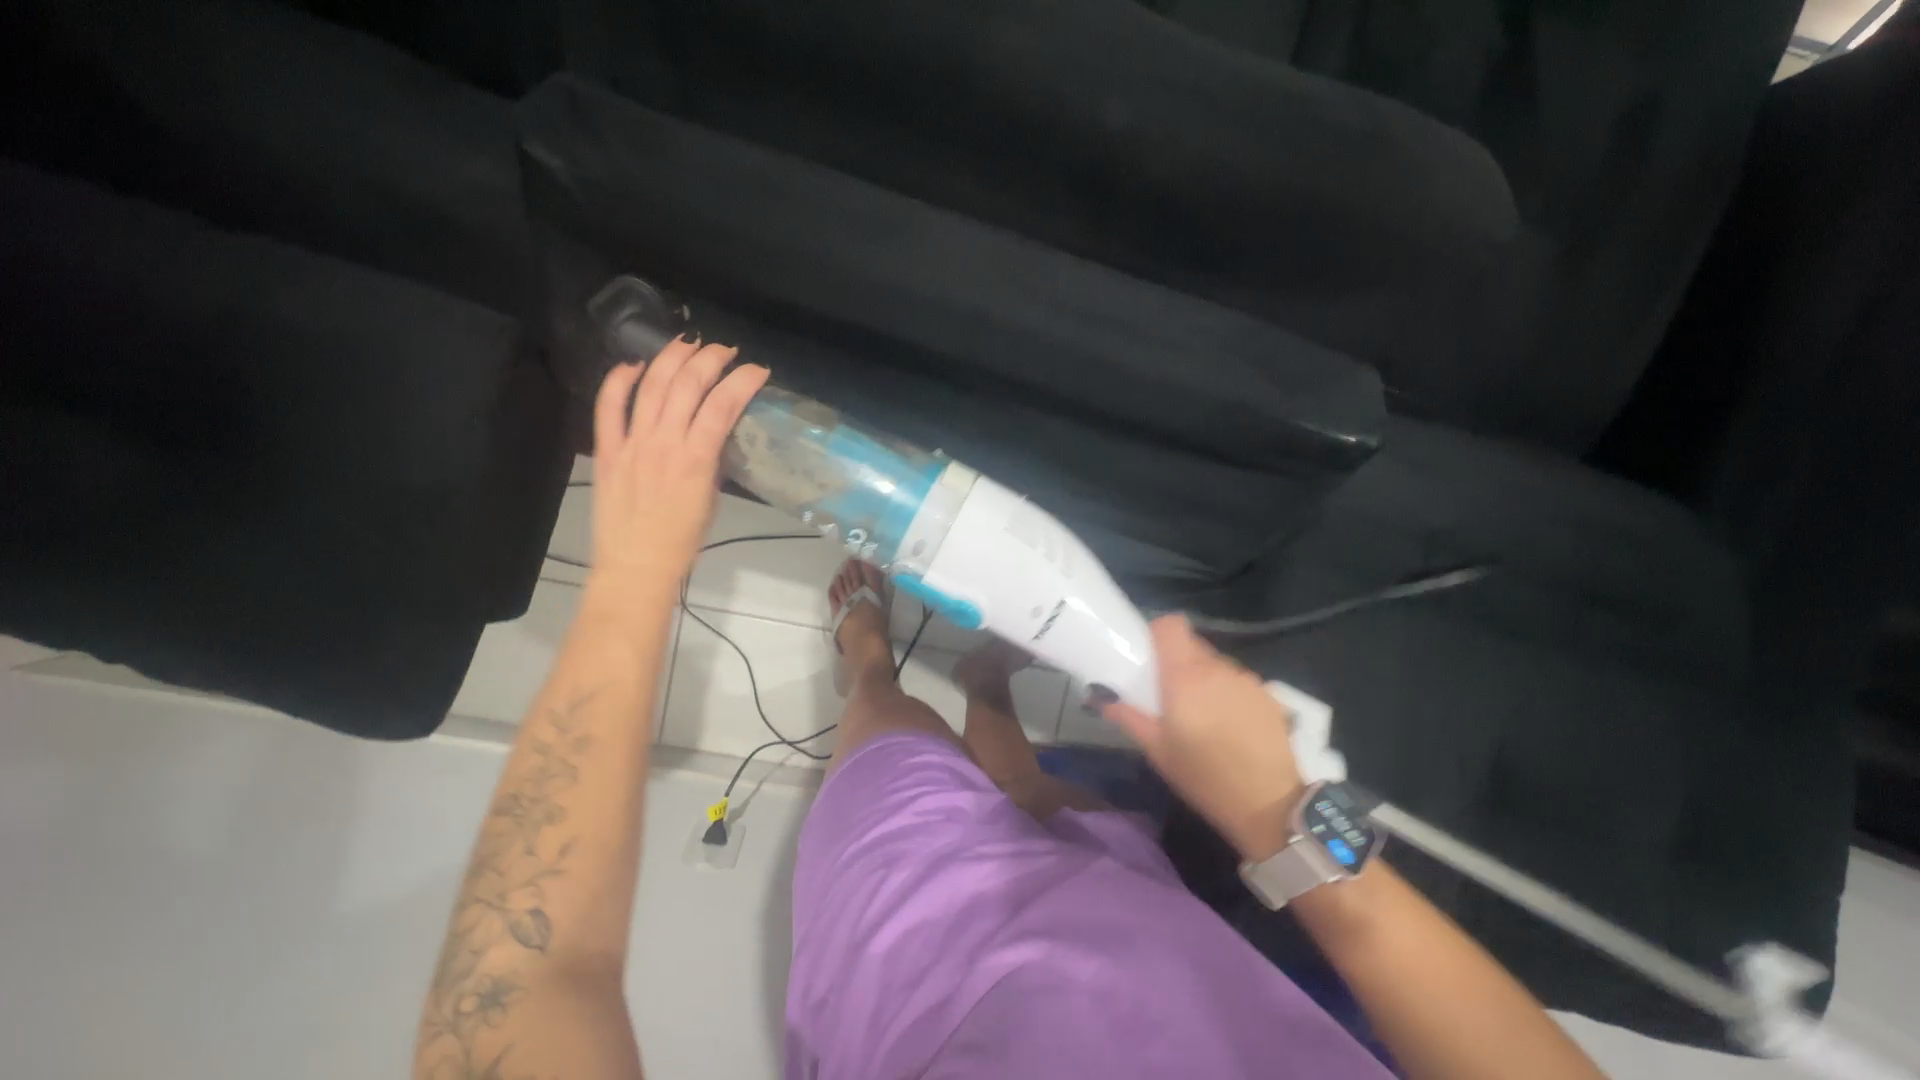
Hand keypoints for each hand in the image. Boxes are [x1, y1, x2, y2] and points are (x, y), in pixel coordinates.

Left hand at [588, 337, 769, 595]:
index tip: (758, 371)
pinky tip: (633, 365)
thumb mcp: (711, 500)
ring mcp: (631, 444)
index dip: (743, 380)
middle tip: (725, 351)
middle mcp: (663, 444)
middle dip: (710, 358)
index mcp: (696, 460)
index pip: (723, 404)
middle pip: (687, 384)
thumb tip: (712, 434)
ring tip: (687, 344)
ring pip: (650, 385)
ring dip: (671, 358)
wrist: (636, 567)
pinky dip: (619, 380)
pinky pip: (608, 406)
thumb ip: (710, 461)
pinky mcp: (606, 450)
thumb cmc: (682, 542)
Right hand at [1103, 616, 1305, 861]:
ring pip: (1217, 664)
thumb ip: (1130, 718)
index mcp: (1185, 677)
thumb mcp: (1158, 752)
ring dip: (1205, 679)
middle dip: (1178, 662)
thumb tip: (1104, 700)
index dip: (1158, 633)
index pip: (1171, 625)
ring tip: (1202, 715)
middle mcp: (1217, 669)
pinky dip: (1228, 693)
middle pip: (1193, 645)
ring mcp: (1247, 680)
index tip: (1149, 656)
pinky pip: (1238, 682)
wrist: (1269, 805)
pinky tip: (1230, 726)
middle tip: (1169, 694)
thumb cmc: (1203, 778)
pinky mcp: (1268, 695)